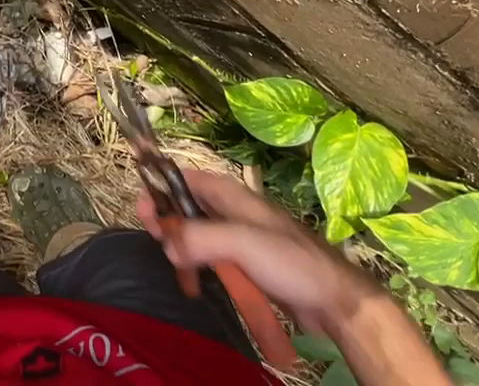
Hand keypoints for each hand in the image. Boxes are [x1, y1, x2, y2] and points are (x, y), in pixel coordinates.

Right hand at [137, 170, 385, 339]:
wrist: (334, 301)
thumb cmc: (290, 261)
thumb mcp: (241, 242)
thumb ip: (199, 238)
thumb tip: (166, 244)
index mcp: (227, 191)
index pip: (180, 177)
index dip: (157, 190)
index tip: (144, 214)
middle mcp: (227, 208)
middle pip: (182, 207)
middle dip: (167, 225)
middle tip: (162, 246)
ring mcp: (234, 235)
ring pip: (192, 235)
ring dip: (181, 251)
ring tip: (182, 274)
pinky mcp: (241, 261)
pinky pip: (207, 258)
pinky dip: (196, 268)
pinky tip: (195, 284)